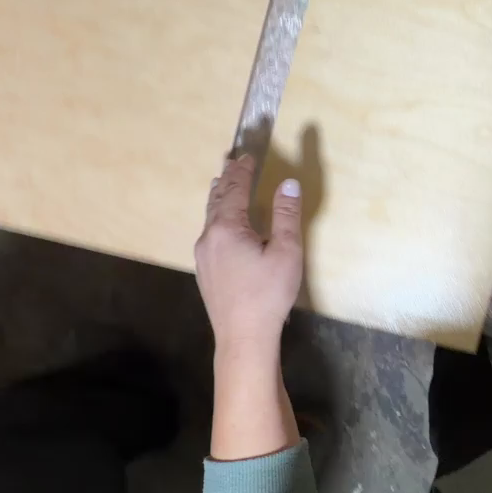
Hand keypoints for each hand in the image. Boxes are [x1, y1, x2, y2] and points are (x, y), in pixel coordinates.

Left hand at [195, 154, 302, 361]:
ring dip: (218, 196)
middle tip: (231, 160)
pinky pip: (209, 231)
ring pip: (210, 216)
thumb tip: (288, 184)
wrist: (243, 337)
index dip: (243, 171)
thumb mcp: (286, 251)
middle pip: (217, 199)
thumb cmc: (268, 293)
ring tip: (220, 182)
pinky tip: (221, 222)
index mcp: (228, 228)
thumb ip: (285, 215)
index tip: (247, 155)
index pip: (235, 190)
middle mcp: (209, 237)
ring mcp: (204, 255)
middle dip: (227, 178)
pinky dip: (216, 215)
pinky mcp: (205, 271)